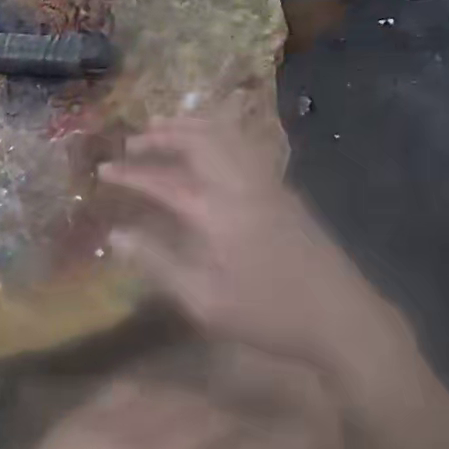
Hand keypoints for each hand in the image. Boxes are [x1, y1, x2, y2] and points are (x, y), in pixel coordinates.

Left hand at [0, 378, 324, 448]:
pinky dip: (159, 390)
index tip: (326, 444)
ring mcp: (94, 435)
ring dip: (210, 400)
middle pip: (219, 413)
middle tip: (286, 437)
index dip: (302, 442)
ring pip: (172, 392)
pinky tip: (172, 407)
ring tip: (234, 424)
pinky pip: (122, 389)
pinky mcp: (60, 428)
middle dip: (260, 419)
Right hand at [97, 104, 413, 394]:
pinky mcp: (286, 193)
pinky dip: (218, 135)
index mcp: (219, 214)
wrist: (345, 321)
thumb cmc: (267, 314)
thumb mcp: (202, 300)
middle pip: (199, 142)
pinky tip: (208, 144)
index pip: (163, 182)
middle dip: (161, 136)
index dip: (130, 174)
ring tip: (164, 126)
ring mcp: (269, 186)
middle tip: (132, 142)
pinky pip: (246, 147)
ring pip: (228, 137)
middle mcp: (244, 188)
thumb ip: (156, 263)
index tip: (103, 171)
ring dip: (191, 127)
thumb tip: (116, 236)